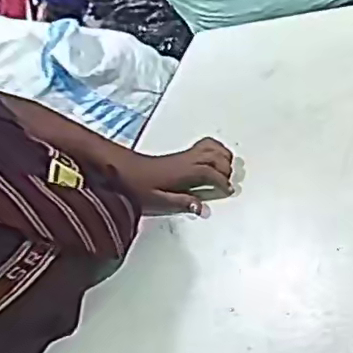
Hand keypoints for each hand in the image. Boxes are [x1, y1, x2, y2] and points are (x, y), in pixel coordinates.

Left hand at [119, 138, 233, 213]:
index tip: (228, 191)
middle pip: (216, 158)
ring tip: (226, 170)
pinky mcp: (184, 153)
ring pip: (213, 148)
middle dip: (226, 170)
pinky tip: (217, 157)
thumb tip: (203, 209)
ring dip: (224, 157)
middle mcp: (187, 160)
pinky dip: (217, 148)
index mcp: (183, 172)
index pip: (210, 172)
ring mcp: (186, 154)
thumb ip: (183, 204)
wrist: (123, 169)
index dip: (222, 181)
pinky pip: (206, 144)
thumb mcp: (158, 201)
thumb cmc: (137, 186)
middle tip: (227, 183)